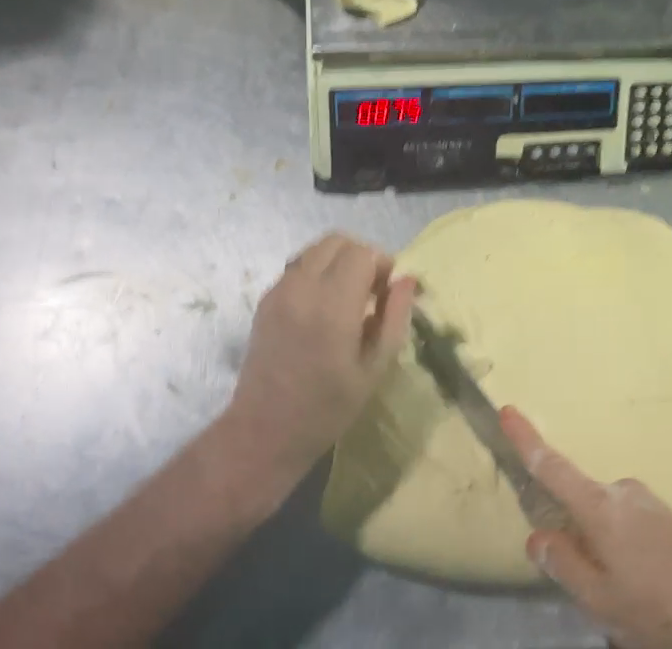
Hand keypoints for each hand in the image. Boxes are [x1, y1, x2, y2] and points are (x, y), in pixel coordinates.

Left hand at [226, 234, 415, 474]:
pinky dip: (317, 272)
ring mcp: (279, 291)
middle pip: (337, 241)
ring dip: (338, 261)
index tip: (389, 292)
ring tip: (348, 297)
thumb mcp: (375, 368)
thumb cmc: (327, 408)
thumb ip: (395, 317)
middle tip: (372, 291)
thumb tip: (406, 280)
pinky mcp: (265, 300)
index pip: (362, 253)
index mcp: (333, 305)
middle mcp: (302, 287)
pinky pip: (297, 267)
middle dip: (361, 256)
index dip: (382, 264)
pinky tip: (324, 307)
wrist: (265, 431)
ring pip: (315, 250)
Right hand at [500, 408, 671, 648]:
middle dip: (571, 531)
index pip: (552, 467)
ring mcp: (649, 501)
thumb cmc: (656, 608)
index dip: (527, 439)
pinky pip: (626, 524)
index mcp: (600, 507)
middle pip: (579, 500)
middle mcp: (623, 492)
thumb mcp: (598, 599)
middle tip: (583, 579)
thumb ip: (562, 563)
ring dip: (599, 546)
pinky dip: (620, 548)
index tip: (507, 410)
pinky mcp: (667, 517)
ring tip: (618, 595)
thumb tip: (537, 537)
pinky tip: (638, 585)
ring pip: (604, 518)